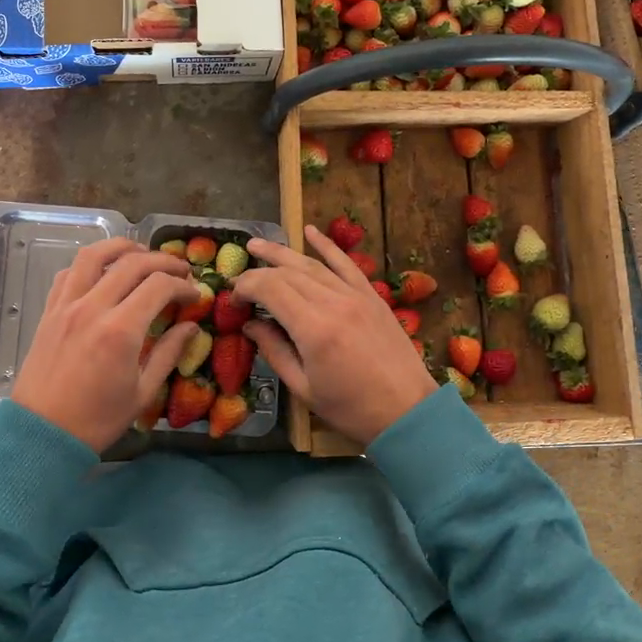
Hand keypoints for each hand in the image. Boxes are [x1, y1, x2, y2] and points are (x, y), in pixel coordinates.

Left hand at [10, 238, 199, 452]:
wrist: (41, 434)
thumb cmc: (96, 420)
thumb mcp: (143, 393)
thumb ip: (169, 353)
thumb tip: (191, 326)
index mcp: (120, 330)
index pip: (159, 286)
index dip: (183, 285)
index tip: (195, 295)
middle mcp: (93, 308)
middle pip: (132, 263)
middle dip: (163, 262)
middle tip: (179, 272)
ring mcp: (66, 306)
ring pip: (94, 255)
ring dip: (122, 247)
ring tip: (142, 253)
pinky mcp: (49, 312)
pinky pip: (68, 273)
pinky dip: (89, 264)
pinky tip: (103, 272)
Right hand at [233, 226, 440, 445]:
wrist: (407, 411)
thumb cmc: (351, 409)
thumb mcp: (304, 388)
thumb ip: (275, 351)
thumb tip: (251, 324)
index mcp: (314, 329)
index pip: (270, 289)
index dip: (246, 287)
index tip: (233, 299)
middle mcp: (334, 303)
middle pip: (288, 273)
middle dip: (259, 272)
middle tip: (239, 277)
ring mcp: (356, 295)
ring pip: (313, 265)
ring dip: (282, 252)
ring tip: (257, 244)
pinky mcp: (371, 296)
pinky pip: (346, 263)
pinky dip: (327, 245)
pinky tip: (310, 231)